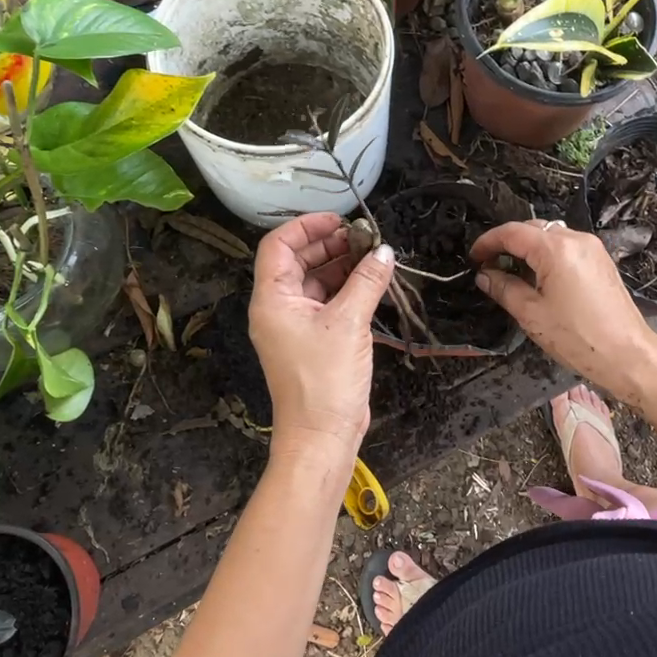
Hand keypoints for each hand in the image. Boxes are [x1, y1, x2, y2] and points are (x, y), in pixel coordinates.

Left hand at [249, 213, 393, 460]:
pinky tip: (373, 281)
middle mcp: (278, 308)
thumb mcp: (349, 322)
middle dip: (330, 244)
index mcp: (272, 299)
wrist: (322, 436)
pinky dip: (347, 288)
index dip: (306, 226)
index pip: (278, 245)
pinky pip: (327, 302)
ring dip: (342, 265)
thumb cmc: (325, 378)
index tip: (340, 220)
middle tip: (365, 237)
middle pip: (298, 260)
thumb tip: (385, 251)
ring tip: (374, 256)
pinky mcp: (314, 340)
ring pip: (316, 280)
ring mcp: (295, 325)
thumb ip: (367, 281)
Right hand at [470, 220, 656, 398]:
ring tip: (511, 273)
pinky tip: (539, 278)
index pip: (512, 232)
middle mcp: (576, 239)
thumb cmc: (578, 337)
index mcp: (556, 249)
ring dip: (528, 248)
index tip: (473, 258)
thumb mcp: (532, 314)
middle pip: (532, 229)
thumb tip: (485, 275)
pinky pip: (567, 246)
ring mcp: (592, 248)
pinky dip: (547, 254)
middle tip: (489, 266)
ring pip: (550, 236)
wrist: (628, 354)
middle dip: (507, 243)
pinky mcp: (600, 260)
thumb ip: (504, 289)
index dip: (488, 242)